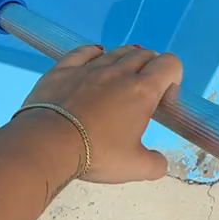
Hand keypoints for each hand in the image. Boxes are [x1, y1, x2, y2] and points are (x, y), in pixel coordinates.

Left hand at [17, 44, 181, 183]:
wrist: (46, 144)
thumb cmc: (95, 154)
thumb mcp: (133, 167)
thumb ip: (154, 164)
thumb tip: (159, 163)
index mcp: (142, 90)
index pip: (169, 64)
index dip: (172, 77)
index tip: (162, 99)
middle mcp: (117, 72)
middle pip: (142, 55)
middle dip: (148, 68)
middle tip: (139, 93)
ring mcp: (87, 68)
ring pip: (114, 52)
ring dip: (122, 60)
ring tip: (117, 80)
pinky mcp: (61, 70)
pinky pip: (82, 52)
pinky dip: (93, 53)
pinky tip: (93, 58)